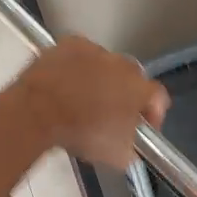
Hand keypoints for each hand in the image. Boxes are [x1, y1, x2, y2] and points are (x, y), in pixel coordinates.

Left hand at [8, 36, 170, 168]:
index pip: (158, 97)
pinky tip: (67, 79)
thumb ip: (133, 147)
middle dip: (126, 93)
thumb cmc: (82, 133)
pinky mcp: (68, 42)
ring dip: (100, 77)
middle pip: (132, 77)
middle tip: (112, 112)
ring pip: (105, 63)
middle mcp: (121, 63)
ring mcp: (93, 49)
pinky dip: (77, 64)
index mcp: (139, 88)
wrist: (38, 110)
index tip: (143, 126)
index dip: (153, 113)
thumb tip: (130, 146)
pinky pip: (80, 54)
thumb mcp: (118, 155)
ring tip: (84, 96)